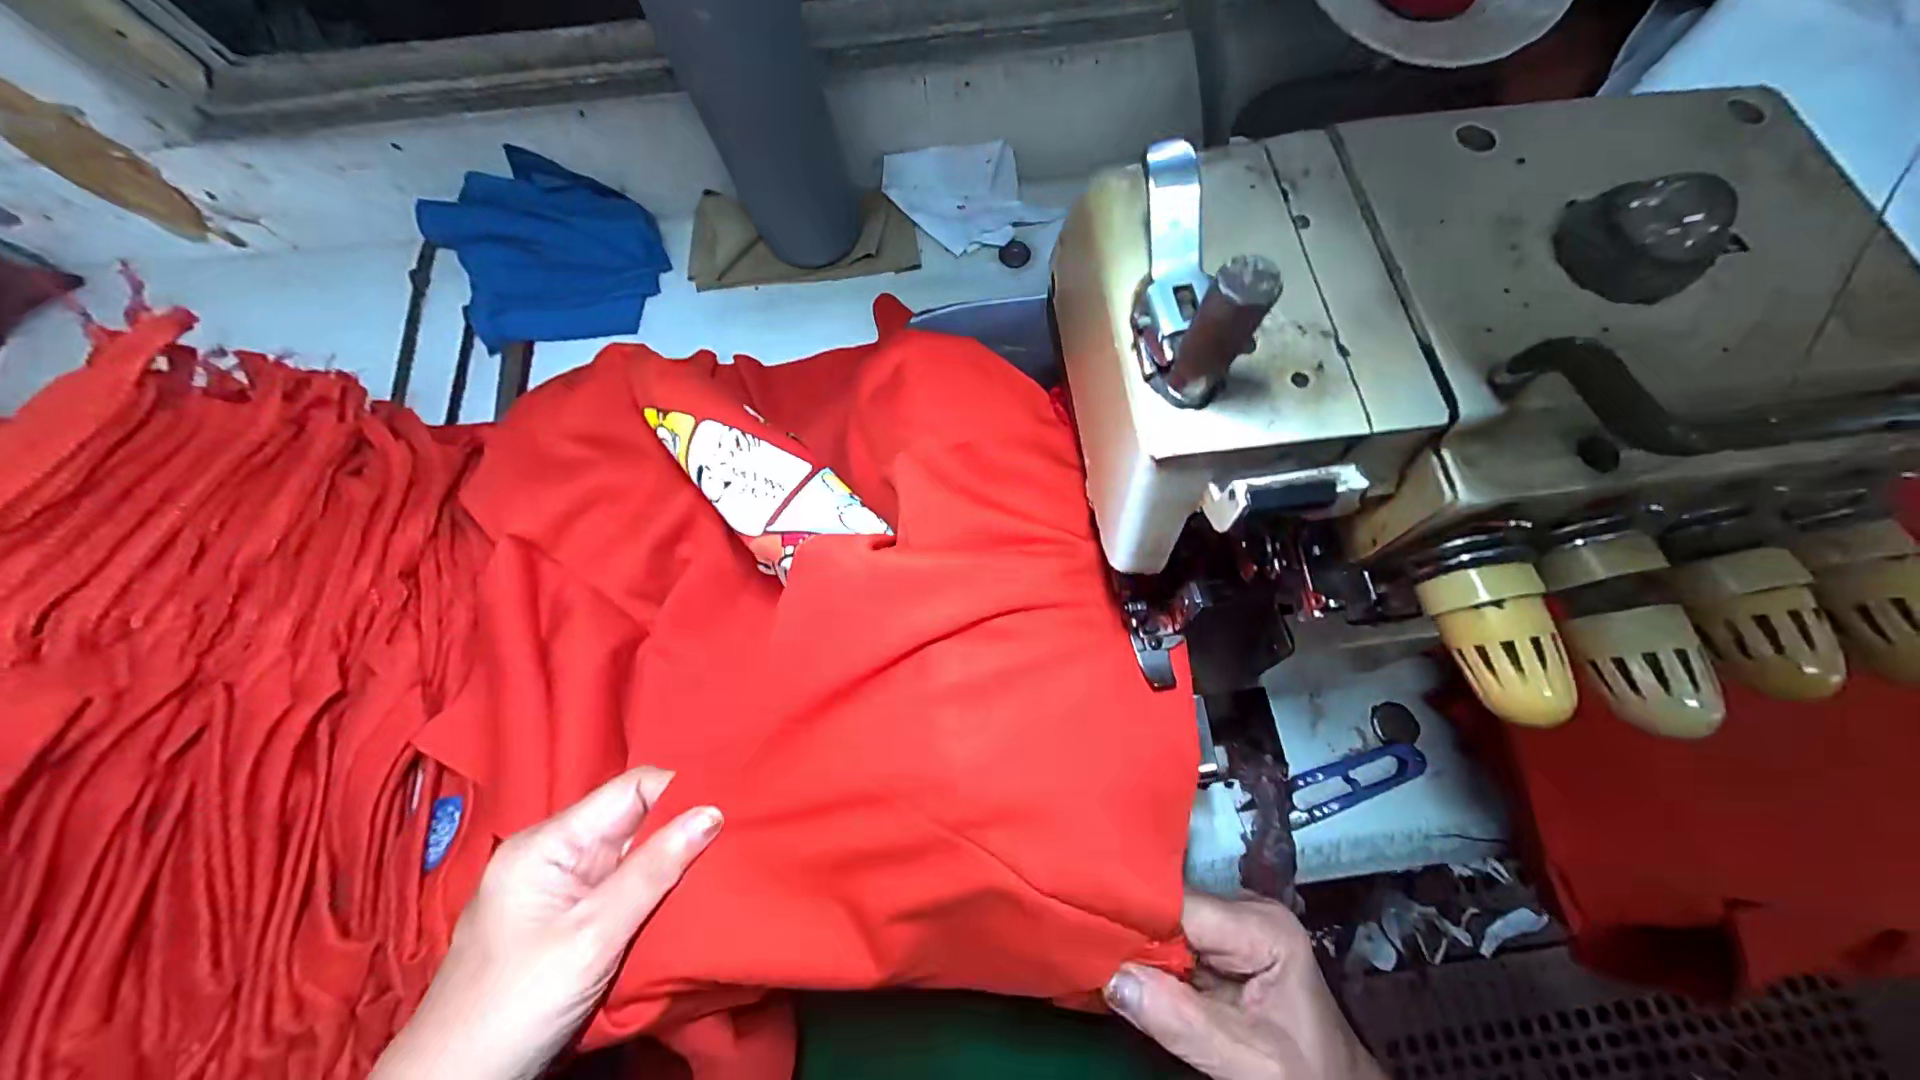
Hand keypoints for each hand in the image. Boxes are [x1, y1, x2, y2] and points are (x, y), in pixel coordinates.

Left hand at [373, 766, 722, 1079]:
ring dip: (670, 859)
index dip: (680, 790)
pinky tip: (683, 893)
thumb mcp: (592, 937)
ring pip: (634, 851)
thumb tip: (712, 812)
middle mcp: (554, 852)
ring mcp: (560, 885)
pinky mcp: (568, 915)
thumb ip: (654, 871)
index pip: (631, 788)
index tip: (728, 805)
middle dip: (681, 825)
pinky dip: (654, 886)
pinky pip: (623, 882)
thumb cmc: (509, 1011)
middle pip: (635, 817)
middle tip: (733, 835)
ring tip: (719, 861)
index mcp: (547, 843)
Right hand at [1105, 892, 1385, 1079]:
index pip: (1180, 908)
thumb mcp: (1250, 1063)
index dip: (1132, 919)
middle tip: (1079, 943)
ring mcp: (1231, 927)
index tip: (1083, 928)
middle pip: (1168, 911)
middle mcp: (1245, 911)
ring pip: (1164, 926)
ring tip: (1089, 953)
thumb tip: (1111, 978)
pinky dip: (1144, 960)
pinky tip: (1116, 968)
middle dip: (1127, 933)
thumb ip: (1183, 1022)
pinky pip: (1170, 944)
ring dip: (1132, 947)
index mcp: (1262, 927)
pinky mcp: (1219, 948)